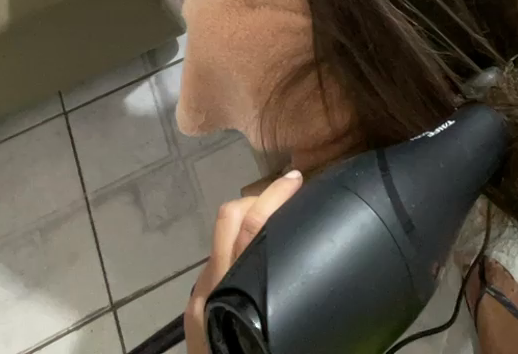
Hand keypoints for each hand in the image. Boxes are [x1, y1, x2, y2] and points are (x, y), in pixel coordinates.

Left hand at [185, 170, 304, 353]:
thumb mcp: (272, 339)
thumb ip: (287, 306)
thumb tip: (319, 277)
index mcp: (227, 293)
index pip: (246, 226)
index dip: (273, 196)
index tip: (300, 180)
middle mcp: (208, 289)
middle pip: (228, 218)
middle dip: (260, 196)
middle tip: (292, 190)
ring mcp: (200, 297)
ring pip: (221, 238)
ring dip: (249, 220)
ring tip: (281, 216)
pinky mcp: (198, 308)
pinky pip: (219, 261)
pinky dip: (240, 246)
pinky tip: (262, 255)